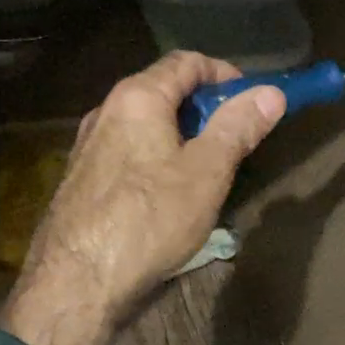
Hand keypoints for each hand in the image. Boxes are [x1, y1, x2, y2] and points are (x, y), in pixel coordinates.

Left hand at [0, 51, 286, 344]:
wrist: (74, 284)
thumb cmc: (148, 220)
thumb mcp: (206, 173)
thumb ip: (237, 128)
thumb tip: (270, 92)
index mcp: (137, 97)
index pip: (186, 61)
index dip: (224, 73)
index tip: (252, 100)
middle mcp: (106, 110)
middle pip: (163, 89)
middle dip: (204, 106)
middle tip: (235, 137)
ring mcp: (87, 144)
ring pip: (143, 122)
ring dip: (179, 133)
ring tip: (207, 168)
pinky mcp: (80, 177)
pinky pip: (127, 149)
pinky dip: (155, 155)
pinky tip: (167, 194)